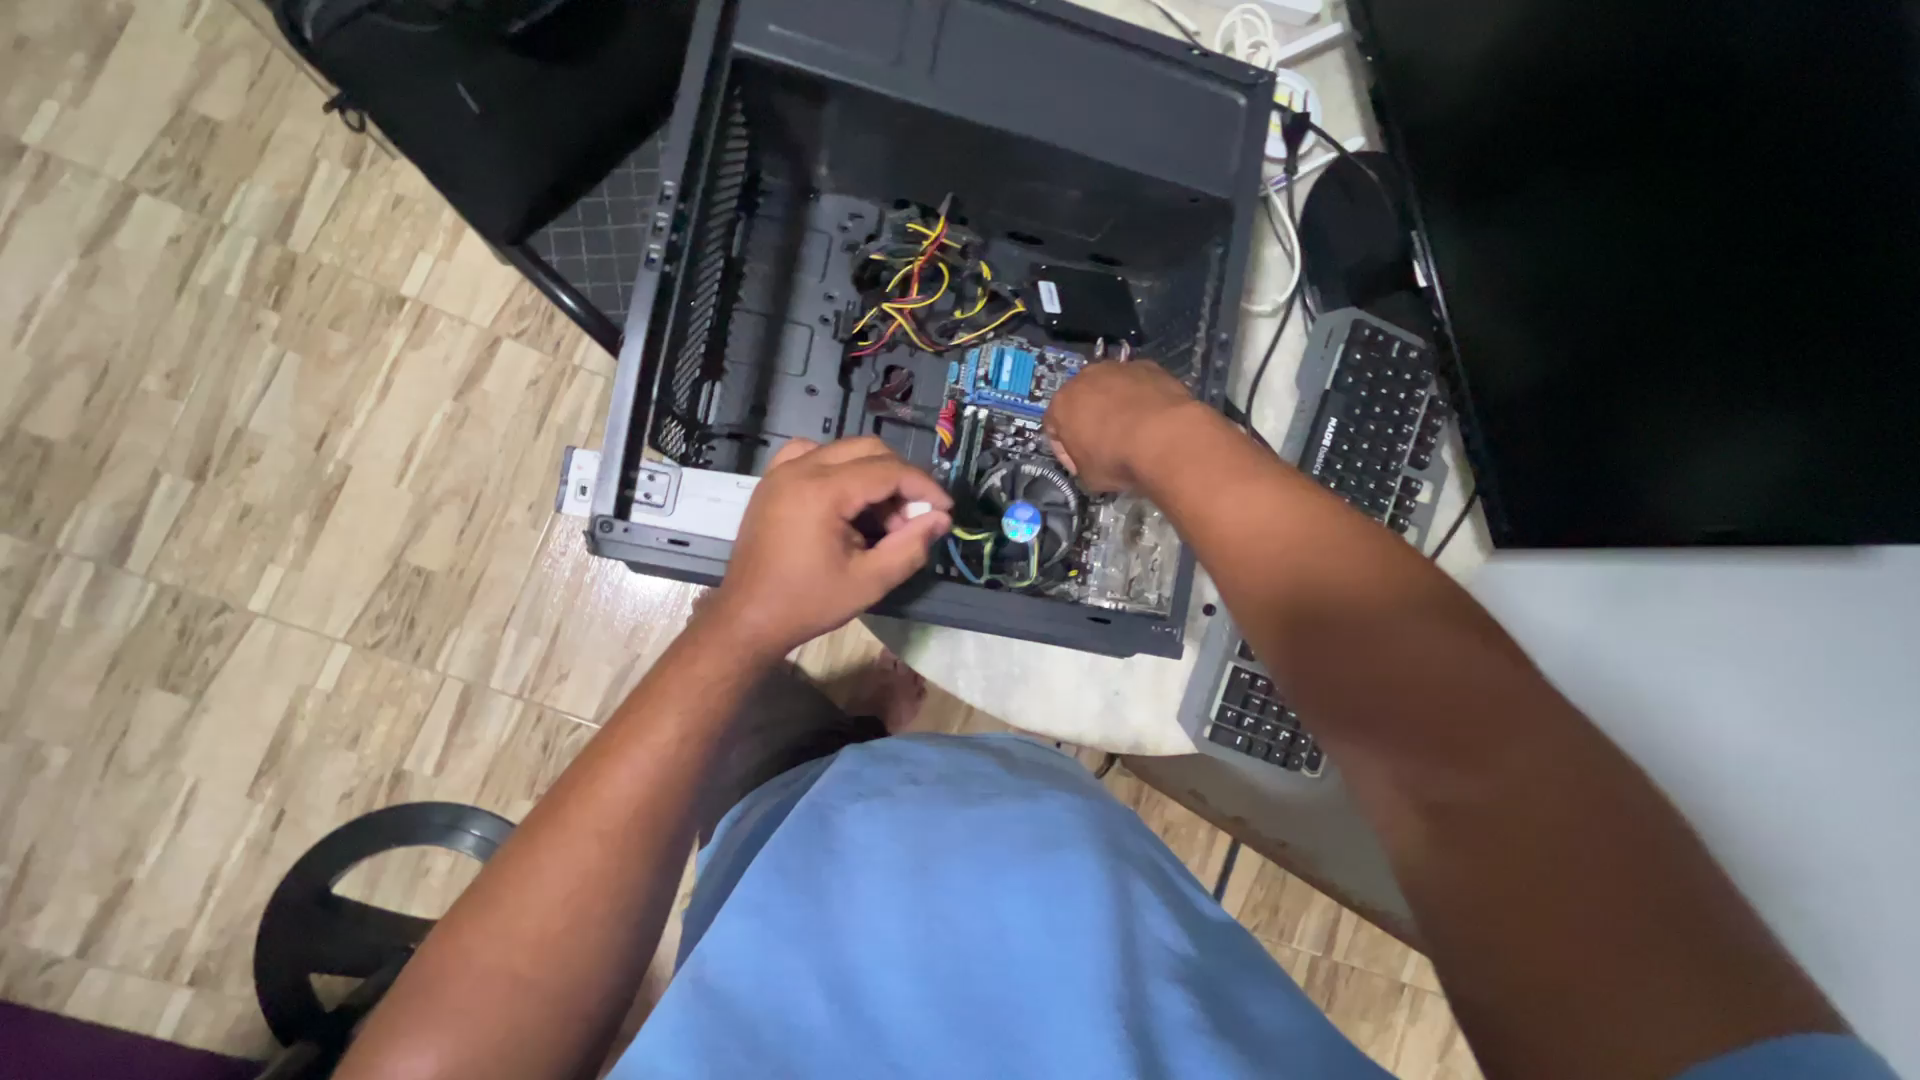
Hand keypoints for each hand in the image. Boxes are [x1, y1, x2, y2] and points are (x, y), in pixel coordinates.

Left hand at [703, 437, 952, 658]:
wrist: (748, 618)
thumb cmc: (807, 603)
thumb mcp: (869, 581)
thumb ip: (910, 546)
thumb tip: (941, 519)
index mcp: (822, 491)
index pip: (889, 471)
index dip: (924, 487)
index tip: (944, 511)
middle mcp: (800, 468)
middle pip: (869, 450)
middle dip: (900, 479)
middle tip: (912, 518)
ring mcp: (781, 471)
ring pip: (842, 449)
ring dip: (872, 473)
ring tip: (881, 516)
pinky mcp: (772, 481)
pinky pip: (811, 454)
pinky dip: (837, 467)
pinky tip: (845, 497)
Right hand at [1044, 360, 1203, 491]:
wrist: (1164, 437)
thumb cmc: (1116, 459)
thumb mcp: (1089, 477)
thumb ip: (1082, 465)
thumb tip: (1092, 464)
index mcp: (1061, 404)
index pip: (1054, 427)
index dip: (1066, 450)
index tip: (1080, 465)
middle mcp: (1085, 378)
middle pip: (1082, 400)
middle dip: (1090, 420)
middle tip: (1104, 445)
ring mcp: (1118, 368)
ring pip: (1111, 388)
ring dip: (1116, 406)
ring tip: (1133, 431)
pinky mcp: (1149, 366)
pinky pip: (1138, 385)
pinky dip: (1142, 399)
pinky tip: (1153, 420)